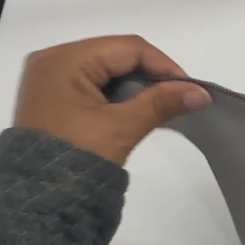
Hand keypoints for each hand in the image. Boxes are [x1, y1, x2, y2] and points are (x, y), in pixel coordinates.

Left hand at [13, 35, 210, 164]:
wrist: (42, 198)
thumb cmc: (79, 156)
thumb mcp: (122, 127)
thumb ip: (162, 103)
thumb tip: (202, 93)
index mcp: (65, 59)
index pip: (127, 47)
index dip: (163, 65)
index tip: (188, 89)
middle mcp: (54, 60)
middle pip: (116, 55)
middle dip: (150, 75)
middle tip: (177, 98)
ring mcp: (52, 78)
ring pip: (107, 69)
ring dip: (136, 86)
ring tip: (160, 106)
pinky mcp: (55, 96)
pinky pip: (94, 84)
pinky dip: (119, 94)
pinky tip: (137, 110)